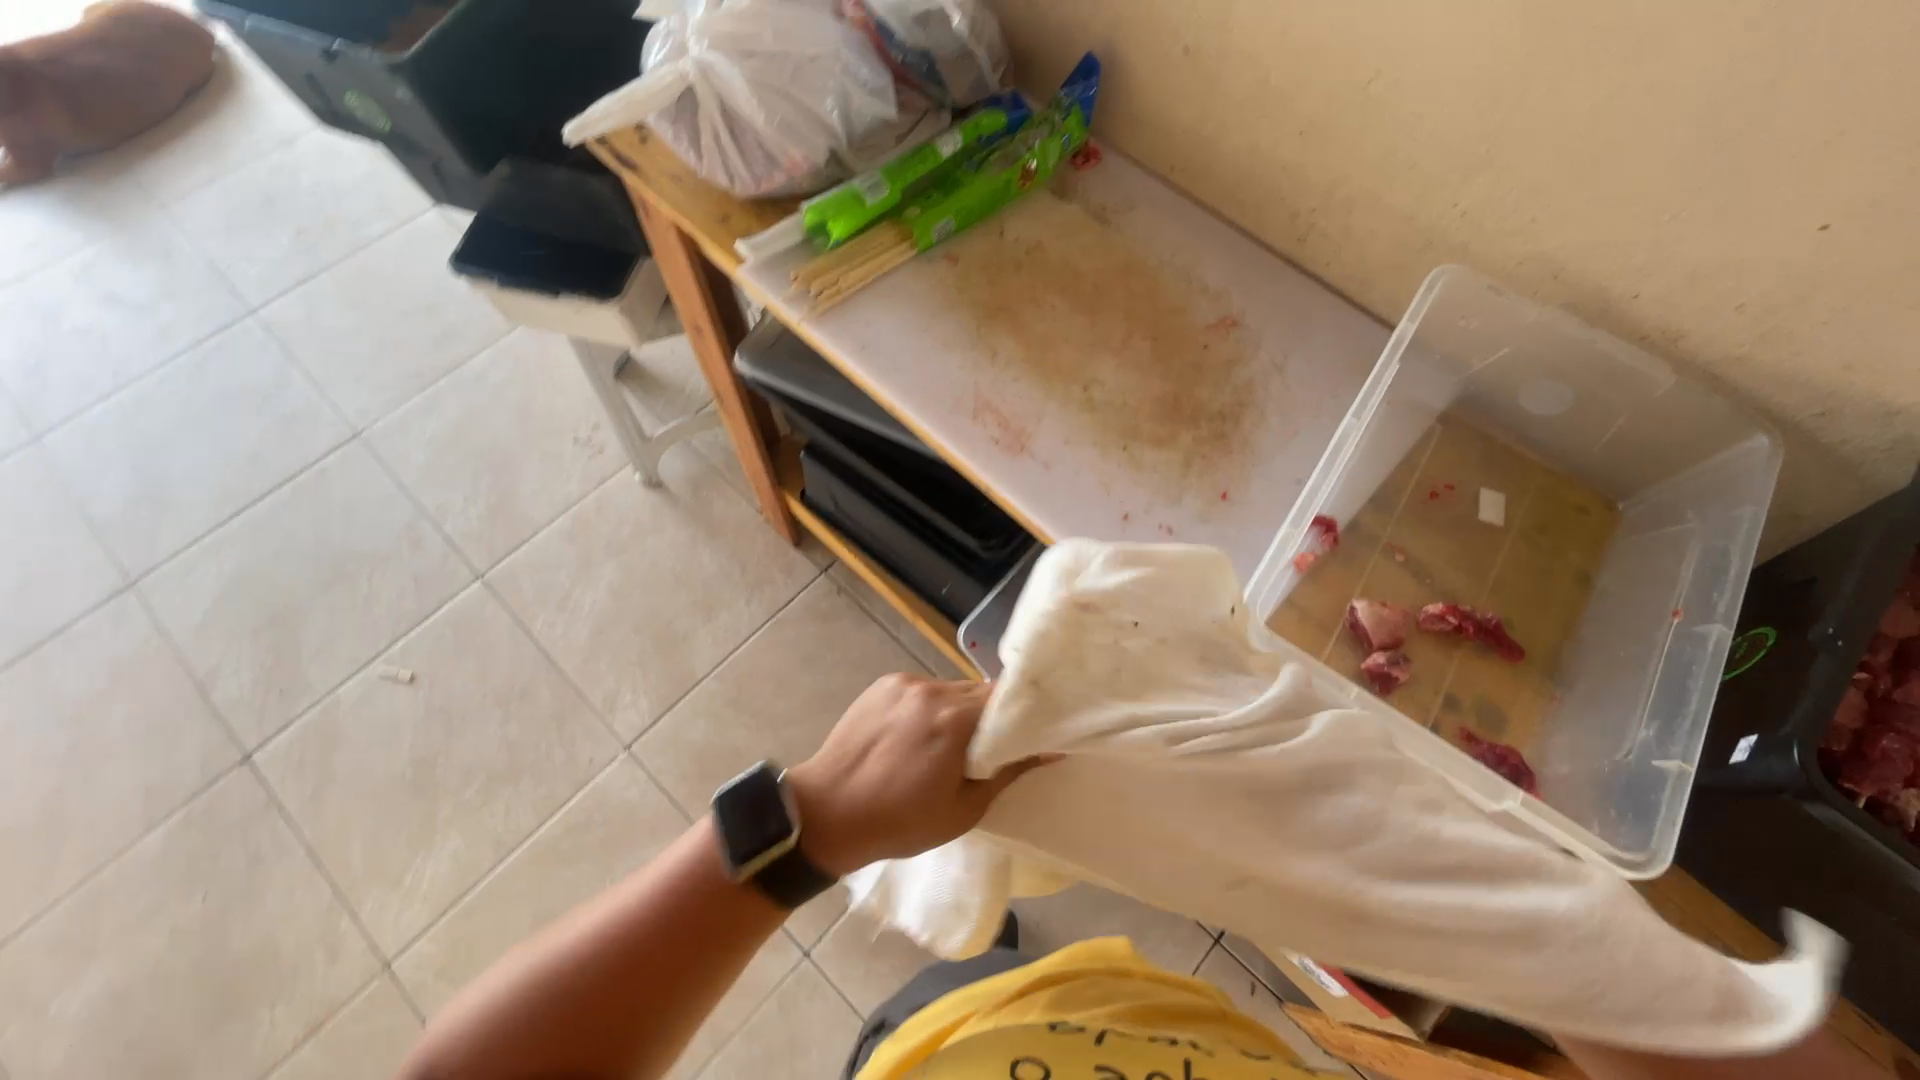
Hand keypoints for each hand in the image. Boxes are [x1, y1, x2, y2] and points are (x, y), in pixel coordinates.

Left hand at [785, 674, 1052, 875]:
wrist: (825, 814)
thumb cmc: (899, 822)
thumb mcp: (964, 808)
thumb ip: (1008, 772)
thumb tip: (1050, 749)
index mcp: (953, 718)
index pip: (1006, 698)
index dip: (1022, 714)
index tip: (1030, 733)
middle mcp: (929, 690)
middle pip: (977, 690)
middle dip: (989, 714)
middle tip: (990, 747)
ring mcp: (902, 684)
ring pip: (949, 689)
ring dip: (958, 711)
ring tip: (949, 747)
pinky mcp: (880, 686)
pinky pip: (921, 691)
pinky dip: (930, 709)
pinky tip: (918, 738)